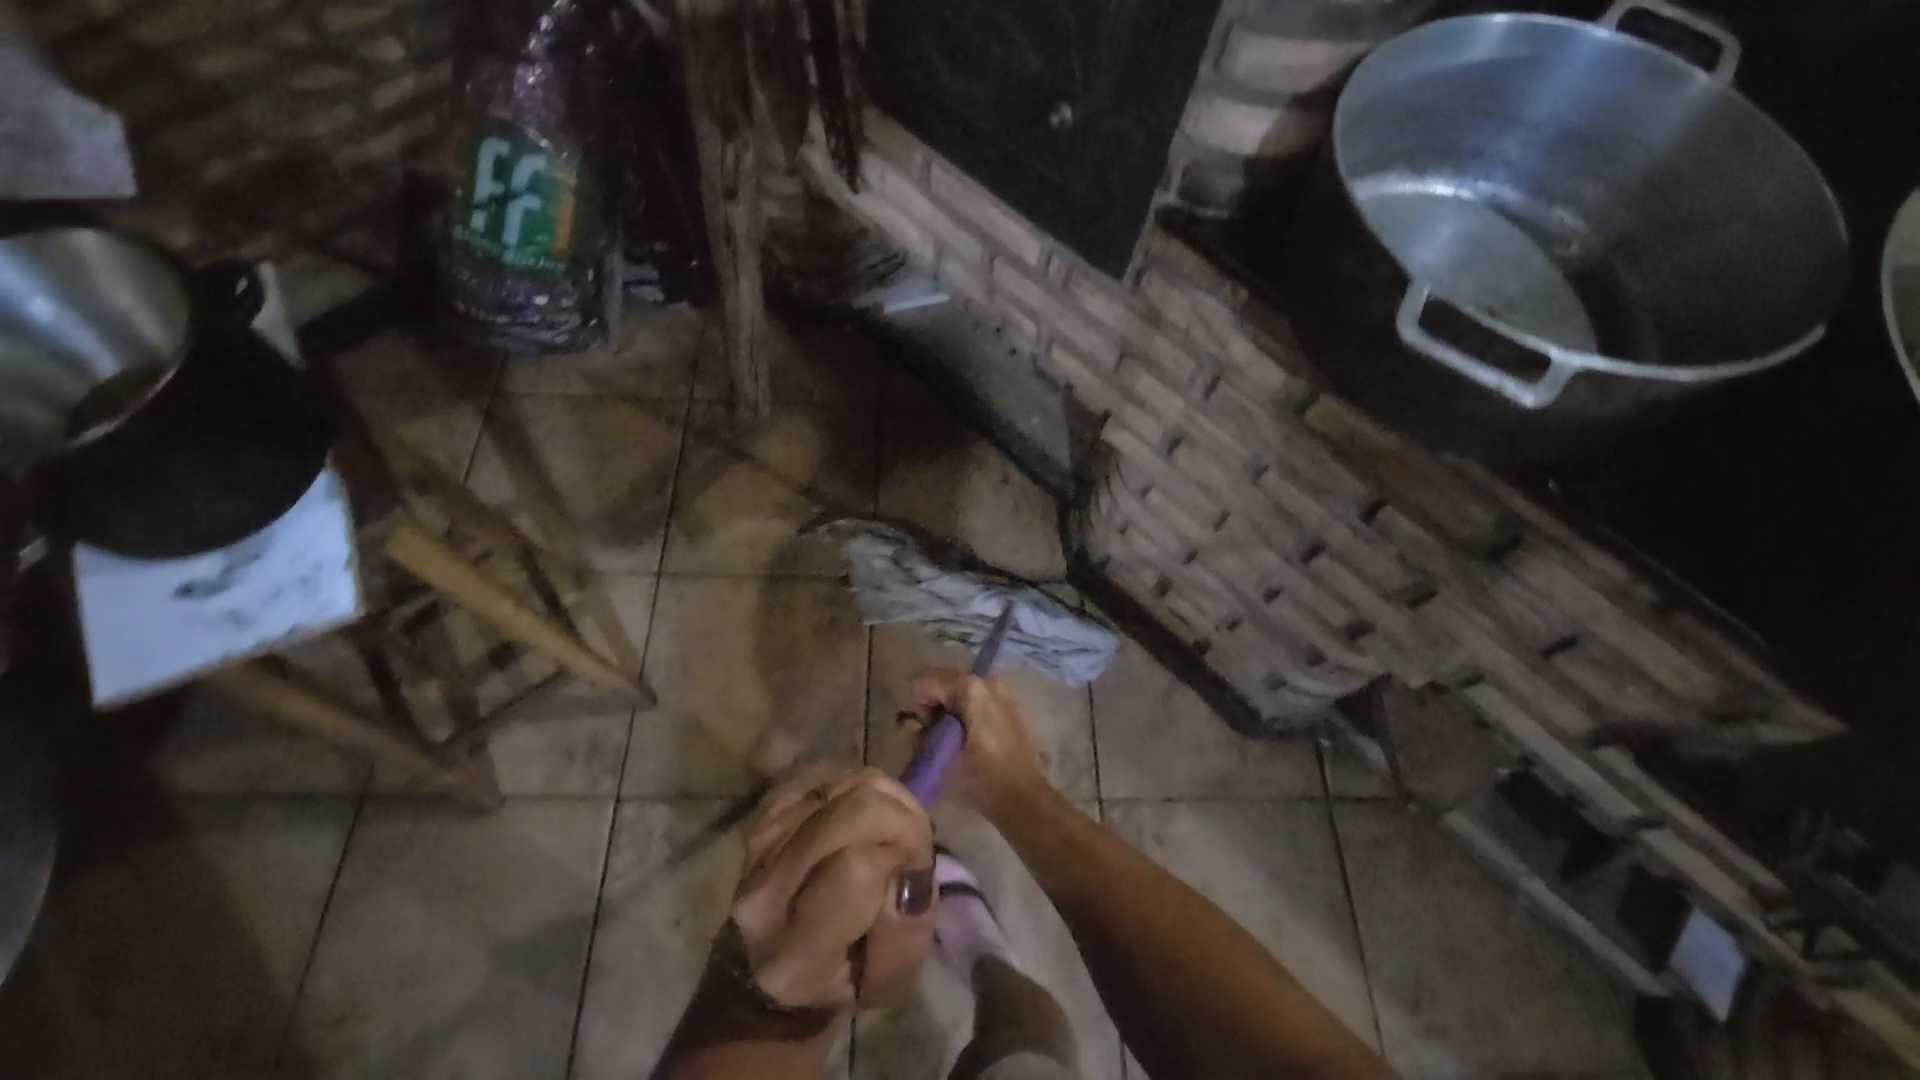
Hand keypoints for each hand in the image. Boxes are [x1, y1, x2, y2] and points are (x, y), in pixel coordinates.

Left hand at [731, 766, 934, 1010]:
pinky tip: (863, 815)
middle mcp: (765, 891)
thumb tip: (909, 870)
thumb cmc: (839, 980)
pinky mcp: (762, 813)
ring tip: (892, 830)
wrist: (764, 971)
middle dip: (901, 818)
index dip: (900, 858)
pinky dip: (856, 787)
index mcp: (795, 952)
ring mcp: (759, 844)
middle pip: (853, 809)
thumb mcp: (889, 984)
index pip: (857, 867)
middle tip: (912, 844)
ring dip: (884, 799)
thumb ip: (905, 934)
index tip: (911, 874)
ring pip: (844, 784)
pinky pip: (825, 774)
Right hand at [908, 669, 1048, 814]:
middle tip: (939, 738)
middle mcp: (986, 680)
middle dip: (934, 706)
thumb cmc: (979, 777)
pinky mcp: (1009, 703)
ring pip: (959, 689)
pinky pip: (976, 698)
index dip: (919, 707)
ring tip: (956, 740)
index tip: (927, 732)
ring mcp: (1001, 689)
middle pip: (943, 681)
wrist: (1022, 795)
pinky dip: (966, 712)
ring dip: (950, 709)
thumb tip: (910, 723)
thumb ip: (916, 735)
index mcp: (968, 687)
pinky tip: (972, 739)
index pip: (924, 681)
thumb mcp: (938, 758)